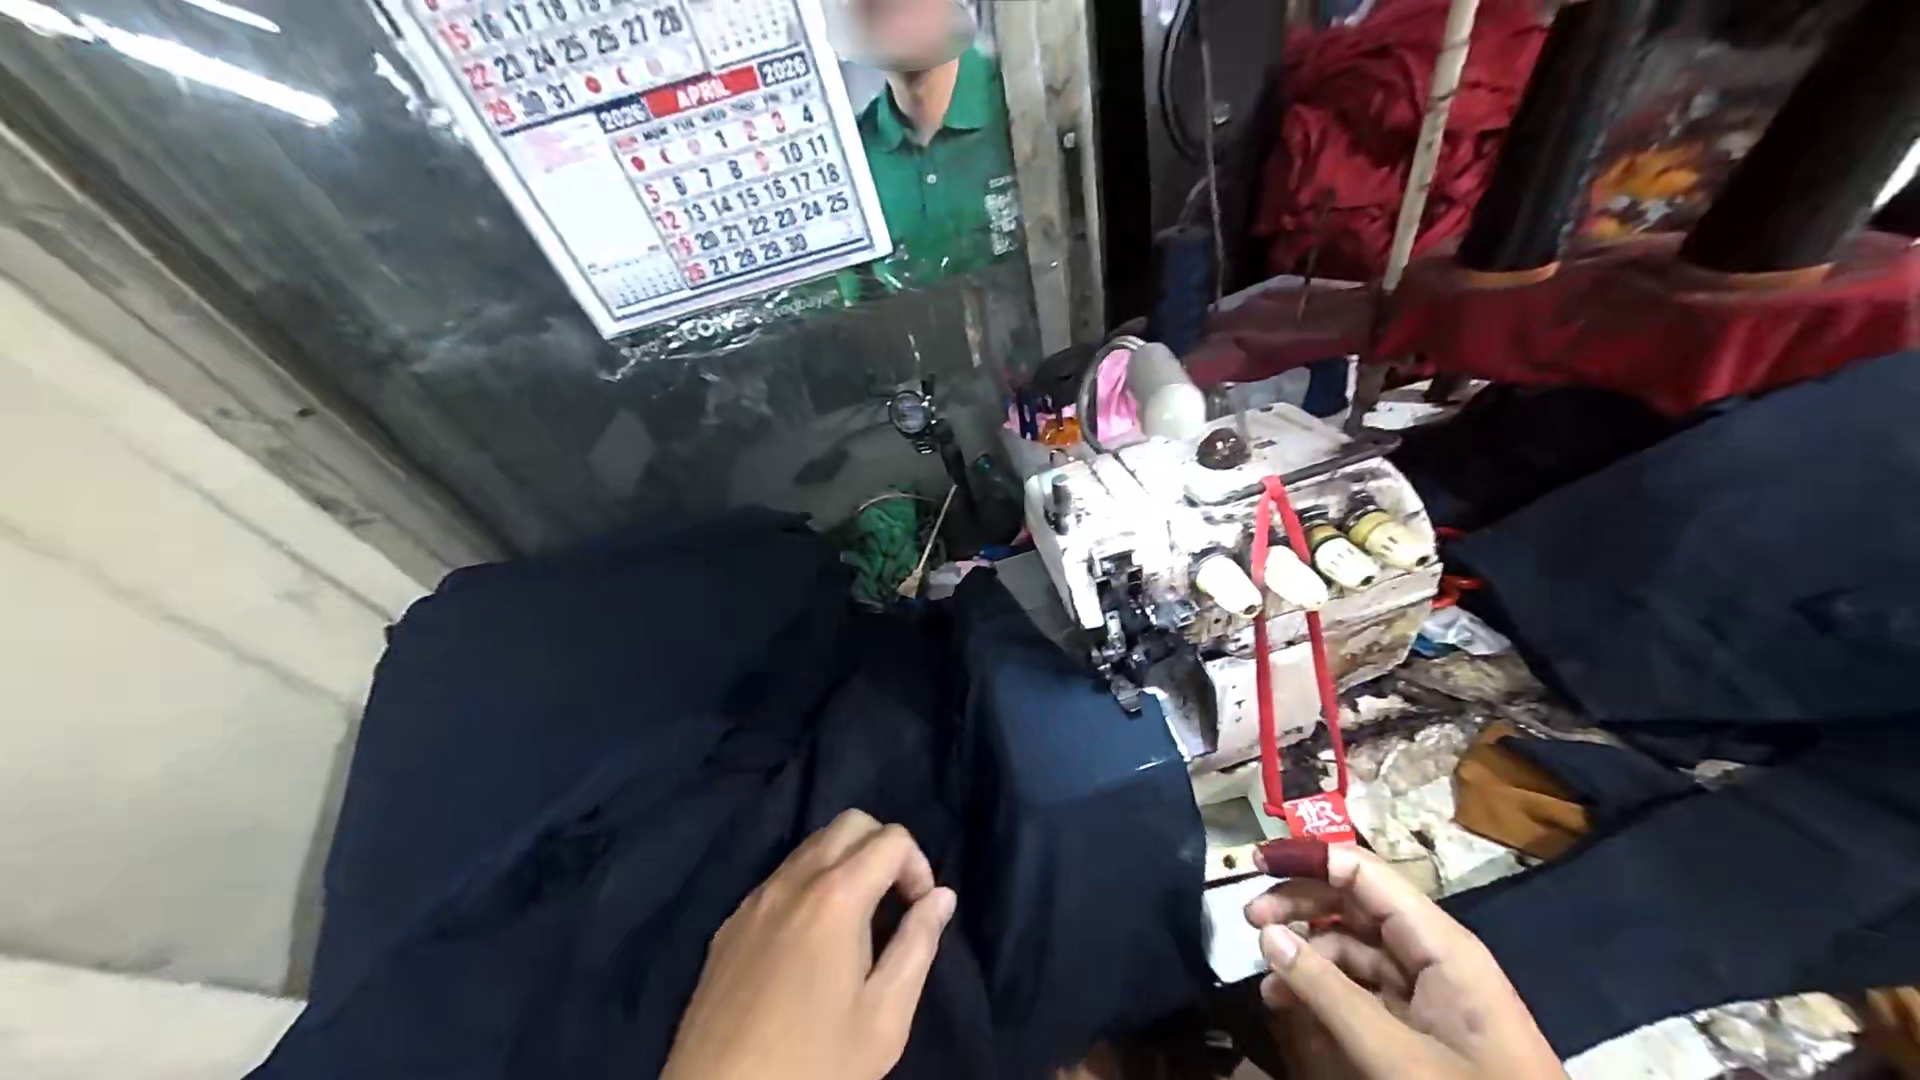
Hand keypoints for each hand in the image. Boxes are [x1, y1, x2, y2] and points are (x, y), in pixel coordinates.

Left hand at [661, 810, 956, 1079]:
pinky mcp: (730, 923)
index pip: (891, 838)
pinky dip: (809, 885)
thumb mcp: (884, 1018)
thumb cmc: (812, 1066)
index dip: (918, 865)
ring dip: (845, 862)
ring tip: (855, 922)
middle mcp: (793, 880)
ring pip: (812, 845)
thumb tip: (941, 896)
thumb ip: (918, 945)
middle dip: (883, 848)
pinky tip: (810, 943)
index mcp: (836, 896)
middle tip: (893, 901)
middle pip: (850, 823)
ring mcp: (755, 899)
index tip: (919, 911)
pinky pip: (780, 877)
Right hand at [1244, 843, 1565, 1079]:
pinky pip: (1360, 981)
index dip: (1308, 859)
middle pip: (1352, 900)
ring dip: (1304, 953)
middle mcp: (1431, 949)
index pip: (1363, 872)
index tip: (1256, 864)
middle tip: (1250, 920)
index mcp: (1440, 943)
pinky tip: (1290, 1004)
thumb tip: (1266, 934)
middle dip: (1298, 905)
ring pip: (1350, 941)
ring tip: (1267, 982)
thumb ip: (1326, 991)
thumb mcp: (1396, 1057)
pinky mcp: (1419, 1016)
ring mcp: (1426, 984)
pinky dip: (1322, 985)